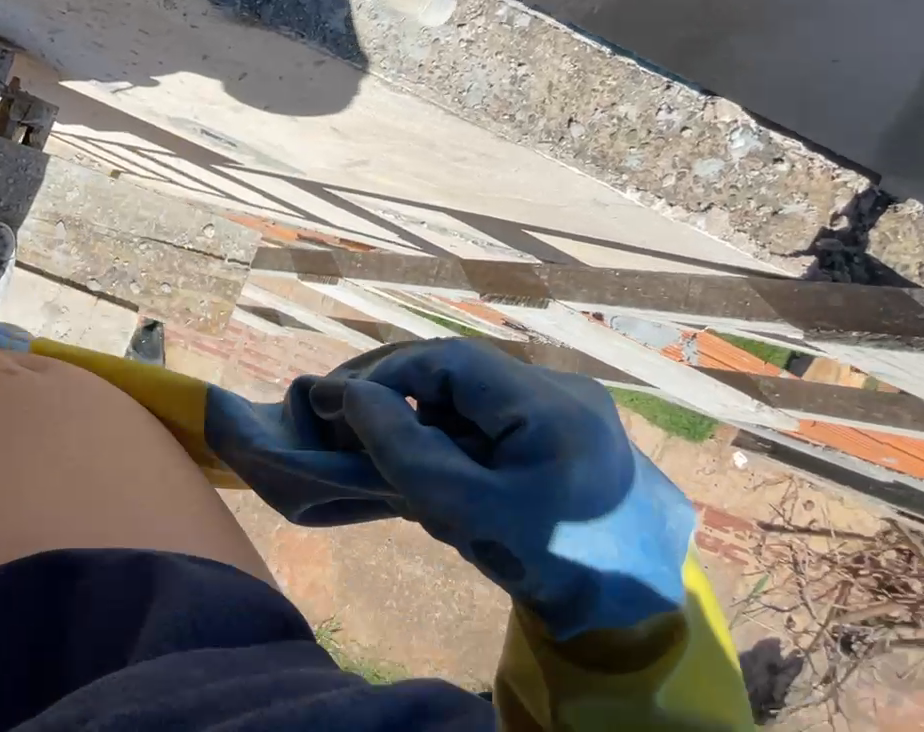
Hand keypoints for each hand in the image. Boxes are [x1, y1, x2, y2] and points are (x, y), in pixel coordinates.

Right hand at [335, 340, 696, 638]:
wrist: (637, 616)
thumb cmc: (548, 560)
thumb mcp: (460, 506)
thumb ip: (398, 442)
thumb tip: (347, 392)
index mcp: (550, 402)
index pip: (443, 359)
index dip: (382, 373)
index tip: (337, 403)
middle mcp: (564, 388)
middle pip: (456, 370)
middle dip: (395, 387)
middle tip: (345, 416)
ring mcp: (572, 406)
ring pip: (470, 389)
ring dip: (421, 407)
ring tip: (386, 442)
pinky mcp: (569, 429)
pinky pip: (491, 410)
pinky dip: (451, 424)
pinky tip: (434, 455)